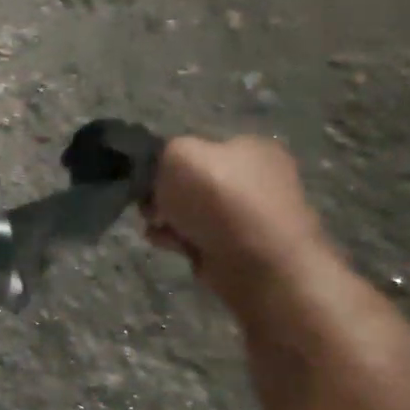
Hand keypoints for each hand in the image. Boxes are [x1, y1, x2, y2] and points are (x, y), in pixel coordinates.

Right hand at [146, 135, 334, 302]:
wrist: (261, 265)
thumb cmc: (221, 199)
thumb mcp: (180, 153)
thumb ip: (163, 149)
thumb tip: (162, 167)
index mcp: (253, 149)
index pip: (198, 145)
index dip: (166, 157)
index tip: (148, 172)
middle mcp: (258, 179)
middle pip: (190, 178)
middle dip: (161, 191)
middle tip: (150, 201)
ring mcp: (251, 216)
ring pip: (188, 208)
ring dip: (164, 216)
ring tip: (157, 224)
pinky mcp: (240, 247)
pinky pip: (195, 235)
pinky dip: (176, 238)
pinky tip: (169, 242)